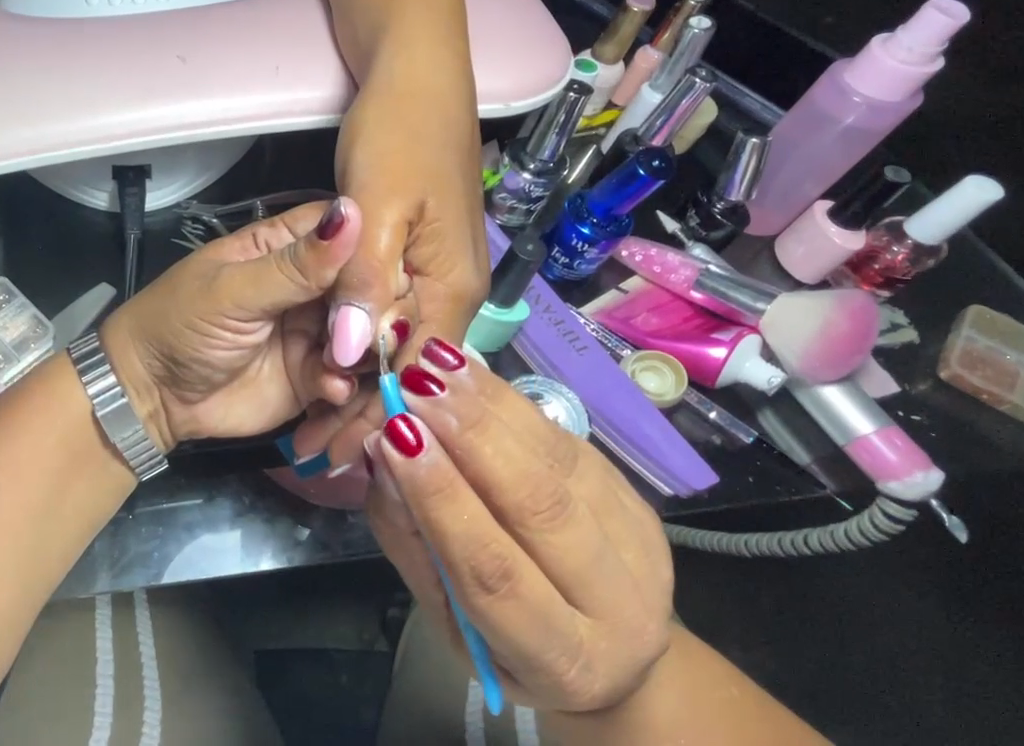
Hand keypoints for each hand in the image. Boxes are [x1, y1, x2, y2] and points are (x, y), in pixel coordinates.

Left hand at [99, 198, 363, 450]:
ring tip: (345, 361)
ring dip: (368, 348)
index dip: (372, 248)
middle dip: (376, 306)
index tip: (384, 273)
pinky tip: (331, 390)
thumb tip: (351, 213)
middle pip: (368, 284)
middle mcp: (310, 285)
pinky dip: (350, 384)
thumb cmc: (179, 325)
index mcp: (285, 247)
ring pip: (369, 332)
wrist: (151, 394)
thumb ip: (294, 265)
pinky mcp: (315, 376)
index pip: (347, 231)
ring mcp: (316, 332)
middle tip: (366, 331)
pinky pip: (351, 377)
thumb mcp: (233, 291)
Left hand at [296, 64, 489, 465]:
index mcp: (446, 281)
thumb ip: (351, 276)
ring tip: (312, 442)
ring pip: (384, 357)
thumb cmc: (396, 134)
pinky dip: (347, 364)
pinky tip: (318, 396)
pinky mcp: (390, 272)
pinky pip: (370, 334)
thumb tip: (356, 349)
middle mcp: (439, 293)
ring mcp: (413, 285)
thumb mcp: (375, 203)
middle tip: (317, 456)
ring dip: (351, 394)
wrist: (408, 80)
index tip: (339, 448)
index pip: (417, 364)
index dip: (380, 406)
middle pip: (403, 369)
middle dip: (364, 411)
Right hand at [364, 338, 673, 712]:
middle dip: (470, 436)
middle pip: (541, 507)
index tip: (395, 433)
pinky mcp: (641, 503)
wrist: (613, 659)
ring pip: (563, 464)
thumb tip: (382, 454)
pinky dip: (515, 402)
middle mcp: (619, 608)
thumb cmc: (503, 644)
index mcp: (559, 658)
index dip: (442, 498)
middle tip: (414, 385)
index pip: (496, 571)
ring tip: (437, 363)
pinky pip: (572, 443)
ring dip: (492, 405)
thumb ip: (411, 540)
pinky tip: (471, 370)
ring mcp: (641, 548)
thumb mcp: (445, 618)